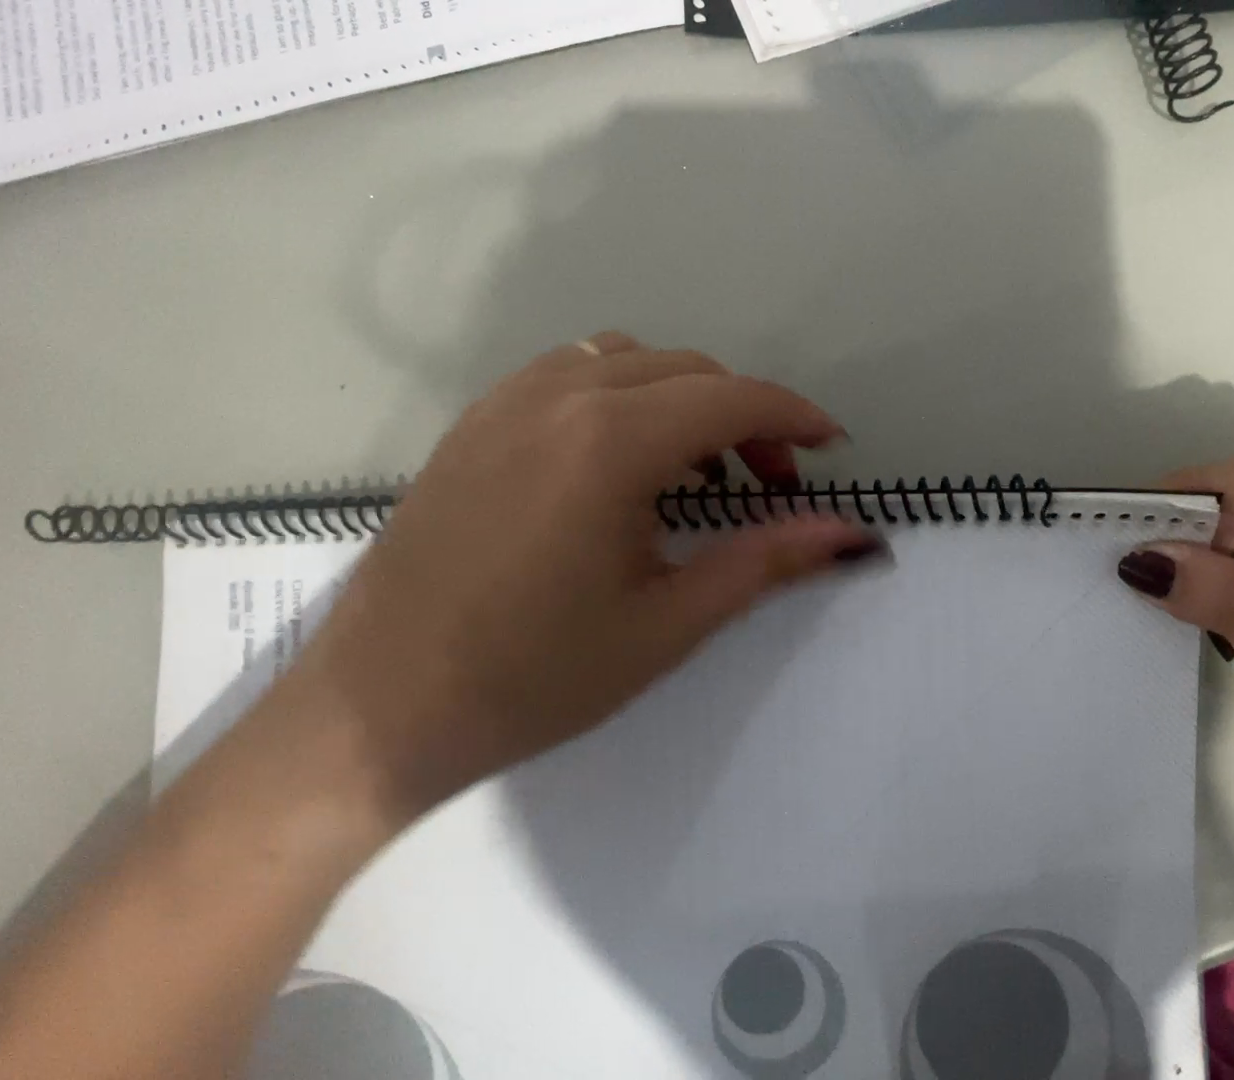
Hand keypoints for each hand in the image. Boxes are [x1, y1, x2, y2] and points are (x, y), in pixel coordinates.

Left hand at [275, 333, 878, 818]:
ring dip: (681, 398)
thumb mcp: (667, 624)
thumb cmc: (534, 679)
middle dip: (744, 415)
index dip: (794, 418)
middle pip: (686, 371)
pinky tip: (618, 462)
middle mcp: (557, 397)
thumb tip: (853, 536)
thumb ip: (766, 563)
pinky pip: (567, 374)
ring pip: (625, 361)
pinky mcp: (472, 424)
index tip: (831, 448)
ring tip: (695, 471)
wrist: (381, 709)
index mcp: (610, 443)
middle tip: (770, 486)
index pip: (732, 399)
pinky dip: (620, 395)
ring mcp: (504, 403)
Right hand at [1118, 431, 1233, 733]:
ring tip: (1233, 623)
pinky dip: (1229, 565)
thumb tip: (1142, 562)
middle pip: (1209, 498)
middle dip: (1187, 558)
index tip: (1144, 600)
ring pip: (1217, 512)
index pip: (1211, 494)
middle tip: (1203, 626)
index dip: (1168, 541)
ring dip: (1207, 566)